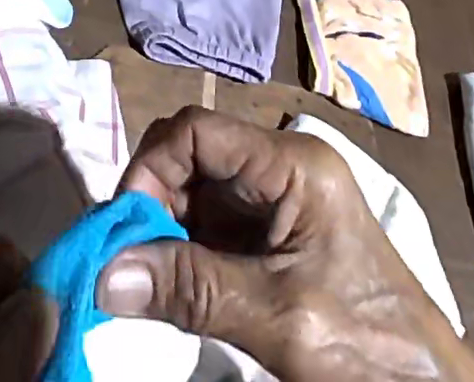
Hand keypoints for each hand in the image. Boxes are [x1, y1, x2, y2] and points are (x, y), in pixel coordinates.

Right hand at [98, 107, 473, 381]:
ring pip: (193, 187)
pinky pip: (206, 222)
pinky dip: (178, 248)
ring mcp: (272, 198)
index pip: (201, 130)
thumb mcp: (279, 316)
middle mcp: (278, 166)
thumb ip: (193, 289)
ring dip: (161, 227)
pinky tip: (168, 283)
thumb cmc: (367, 342)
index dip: (154, 167)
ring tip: (144, 278)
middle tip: (129, 258)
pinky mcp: (266, 230)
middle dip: (153, 198)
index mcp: (292, 163)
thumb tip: (106, 273)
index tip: (126, 227)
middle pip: (193, 153)